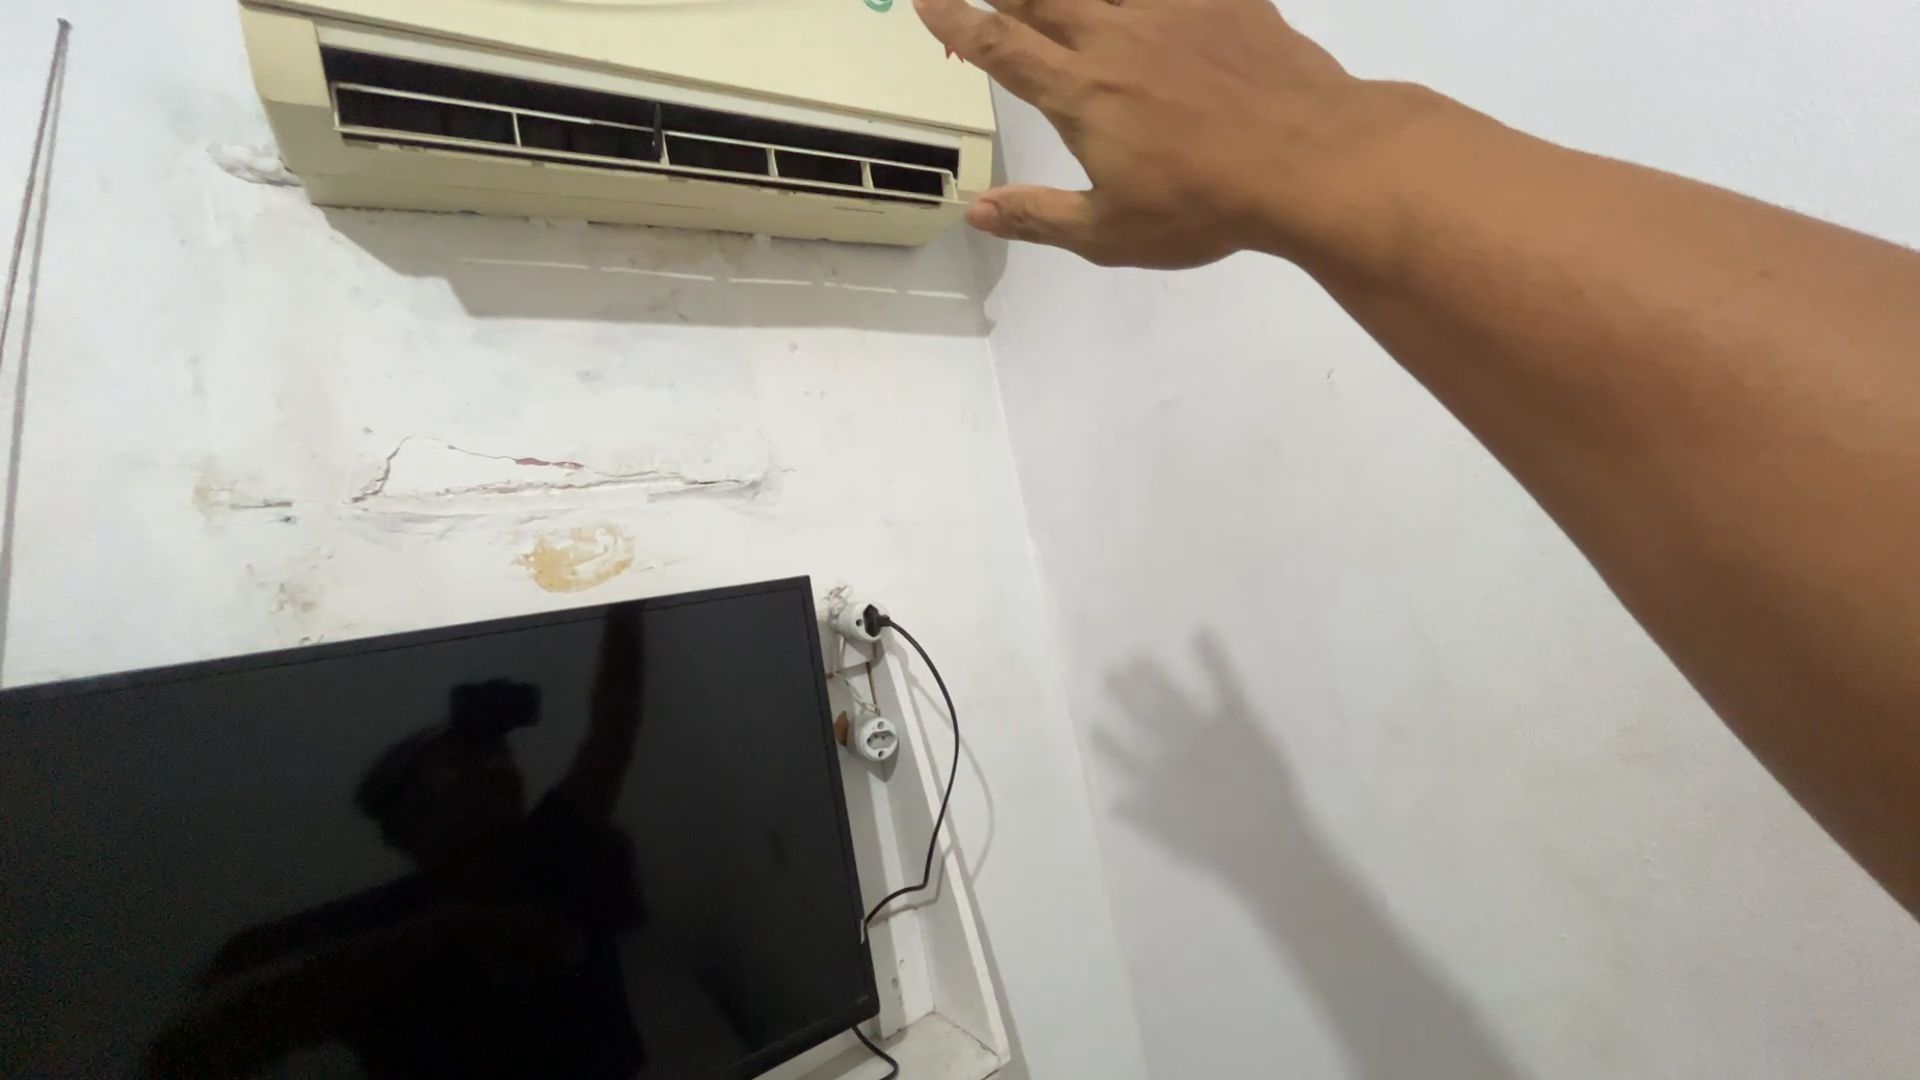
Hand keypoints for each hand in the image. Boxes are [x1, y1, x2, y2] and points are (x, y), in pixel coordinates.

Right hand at [915, 0, 1426, 268]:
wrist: (1302, 160)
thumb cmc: (1196, 208)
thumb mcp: (1105, 234)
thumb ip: (1037, 217)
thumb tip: (976, 211)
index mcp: (1081, 95)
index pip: (1002, 49)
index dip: (960, 23)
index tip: (926, 0)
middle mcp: (1115, 37)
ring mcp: (1171, 9)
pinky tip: (1145, 3)